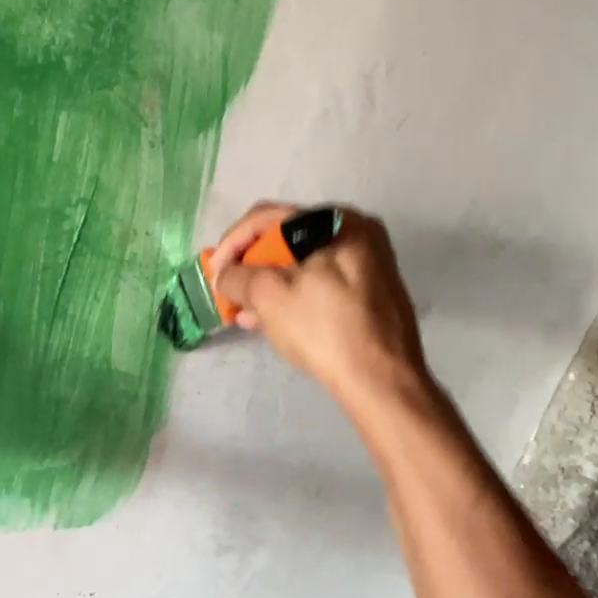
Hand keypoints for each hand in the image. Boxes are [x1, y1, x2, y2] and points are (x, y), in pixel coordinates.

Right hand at [210, 203, 427, 406]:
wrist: (382, 380)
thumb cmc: (323, 328)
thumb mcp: (267, 296)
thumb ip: (236, 277)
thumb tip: (225, 276)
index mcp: (335, 222)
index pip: (266, 218)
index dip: (231, 244)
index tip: (215, 274)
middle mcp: (356, 232)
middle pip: (284, 240)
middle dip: (249, 268)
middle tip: (230, 293)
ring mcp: (367, 262)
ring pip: (301, 264)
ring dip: (267, 285)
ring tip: (245, 314)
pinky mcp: (371, 290)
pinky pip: (319, 282)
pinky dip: (292, 295)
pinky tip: (272, 321)